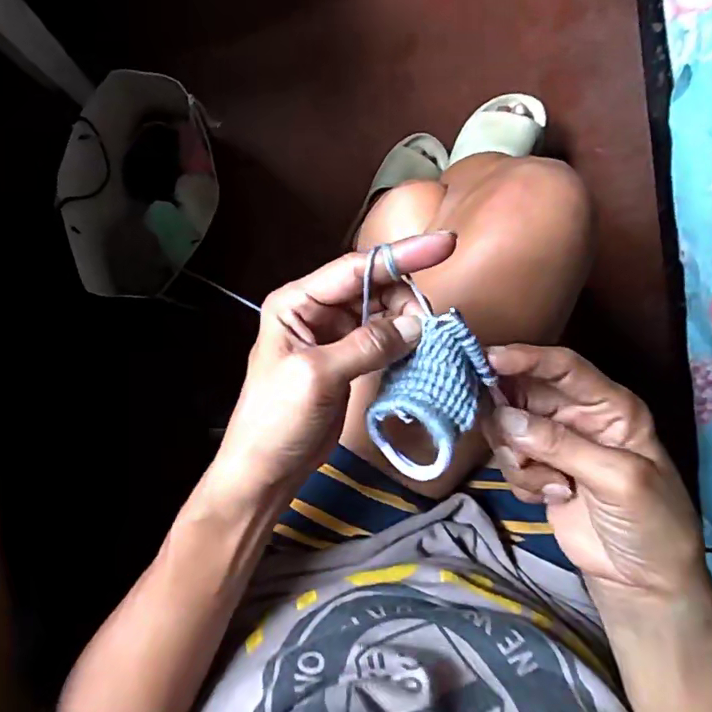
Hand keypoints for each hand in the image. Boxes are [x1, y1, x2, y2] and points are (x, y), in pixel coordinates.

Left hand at [209, 233, 456, 501]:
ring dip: (407, 321)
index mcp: (295, 303)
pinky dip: (402, 343)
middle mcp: (313, 312)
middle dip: (405, 297)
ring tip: (426, 340)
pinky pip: (382, 340)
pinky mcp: (346, 361)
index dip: (401, 255)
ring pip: (380, 312)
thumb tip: (415, 323)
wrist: (265, 468)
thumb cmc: (276, 419)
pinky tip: (418, 351)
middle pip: (371, 286)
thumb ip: (366, 345)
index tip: (446, 244)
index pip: (354, 268)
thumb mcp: (317, 376)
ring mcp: (331, 336)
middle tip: (429, 324)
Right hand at [483, 345, 707, 605]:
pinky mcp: (536, 469)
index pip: (564, 367)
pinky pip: (507, 459)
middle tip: (506, 439)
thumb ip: (561, 445)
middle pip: (523, 393)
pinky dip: (520, 479)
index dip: (527, 358)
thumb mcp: (618, 479)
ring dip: (517, 457)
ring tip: (552, 485)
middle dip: (508, 414)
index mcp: (609, 406)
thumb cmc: (652, 523)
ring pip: (507, 428)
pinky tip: (550, 497)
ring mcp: (554, 443)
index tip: (489, 357)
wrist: (643, 582)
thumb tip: (503, 418)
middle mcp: (577, 416)